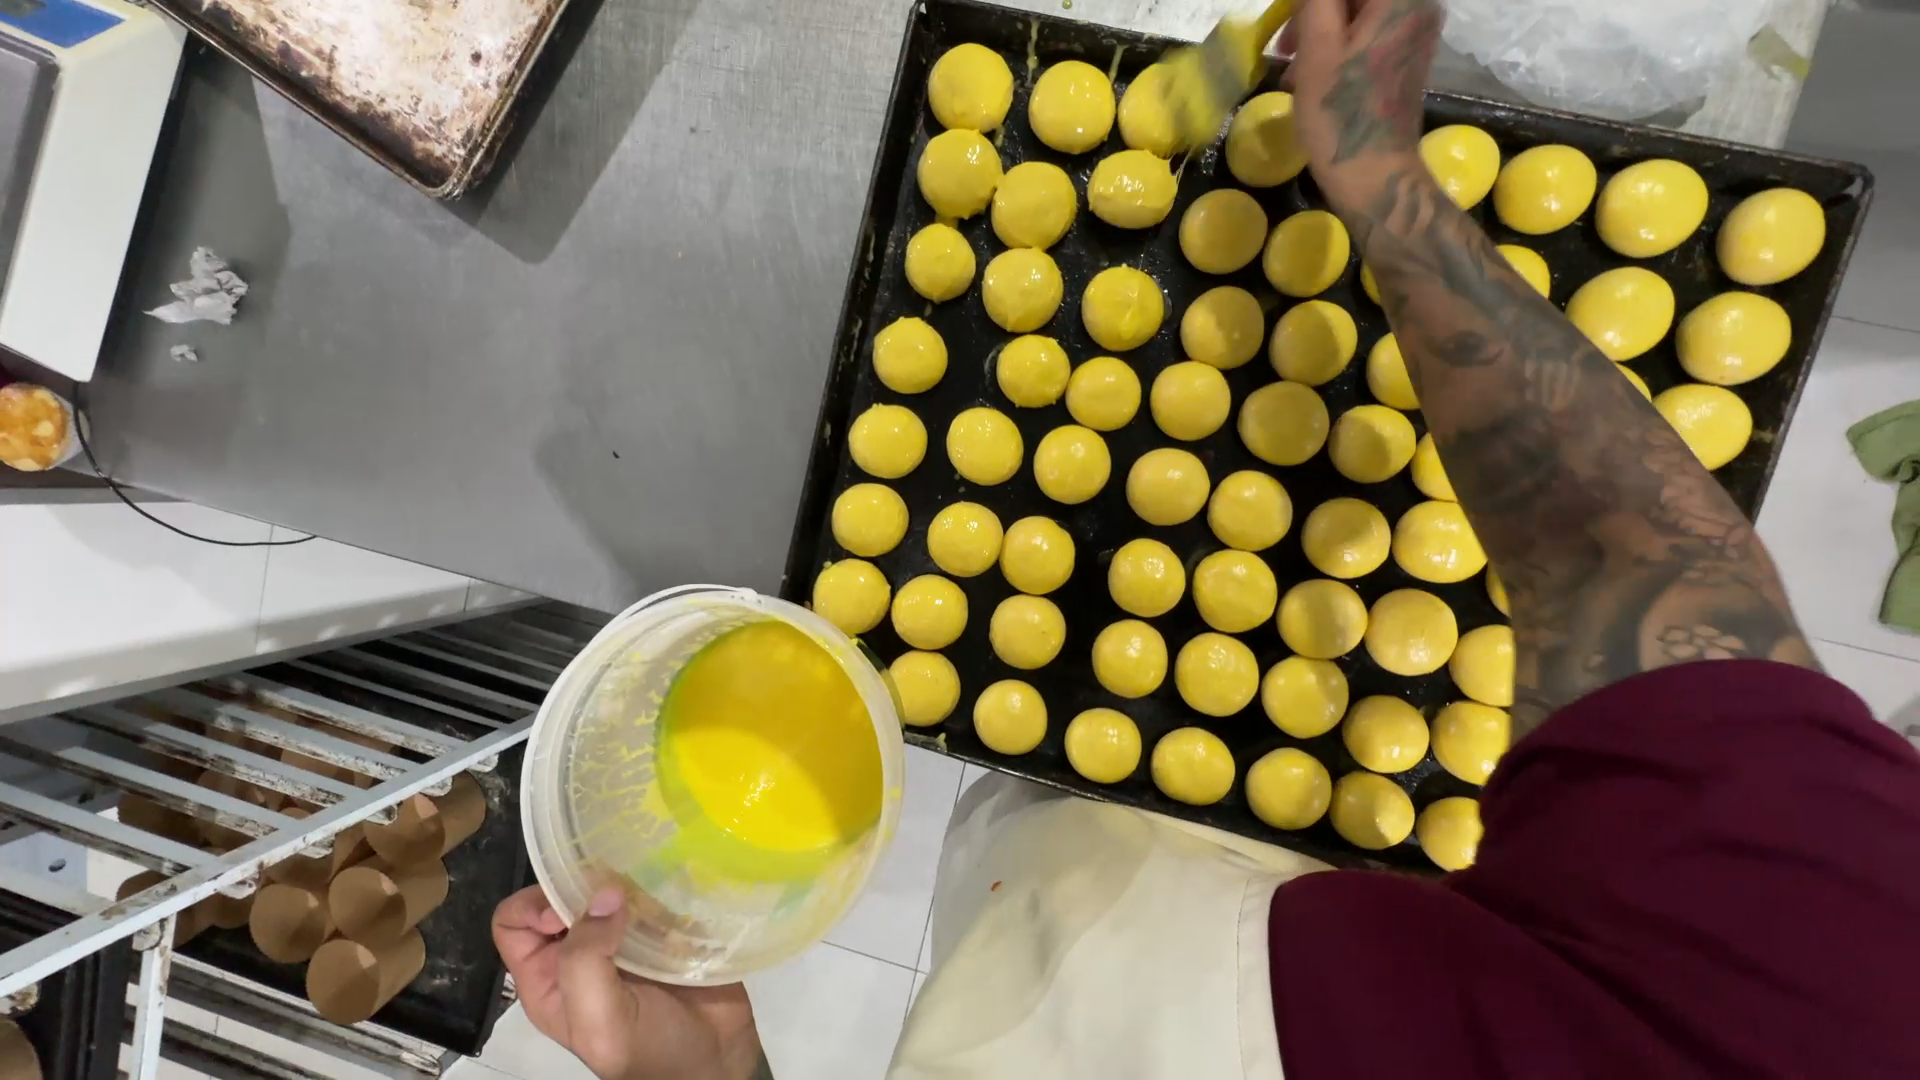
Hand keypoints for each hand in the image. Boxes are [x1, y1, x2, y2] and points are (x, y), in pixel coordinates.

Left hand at [492, 885, 762, 1079]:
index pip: (515, 923)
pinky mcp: (665, 923)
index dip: (533, 905)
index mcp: (550, 977)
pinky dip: (665, 877)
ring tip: (655, 877)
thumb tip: (605, 894)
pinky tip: (679, 881)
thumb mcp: (602, 1022)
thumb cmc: (650, 1050)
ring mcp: (625, 934)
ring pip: (612, 884)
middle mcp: (582, 951)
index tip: (571, 907)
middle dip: (587, 881)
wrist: (715, 1056)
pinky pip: (657, 886)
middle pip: (563, 893)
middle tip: (622, 884)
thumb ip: (586, 963)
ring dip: (631, 875)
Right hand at [1281, 0, 1443, 220]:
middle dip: (1317, 11)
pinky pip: (1369, 35)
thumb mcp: (1317, 50)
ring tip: (1293, 68)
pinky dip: (1339, 47)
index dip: (1311, 2)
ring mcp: (1415, 32)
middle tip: (1284, 46)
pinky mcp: (1406, 58)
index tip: (1289, 21)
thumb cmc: (1340, 114)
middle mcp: (1417, 4)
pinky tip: (1315, 75)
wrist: (1373, 174)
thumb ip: (1316, 1)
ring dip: (1322, 31)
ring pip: (1360, 13)